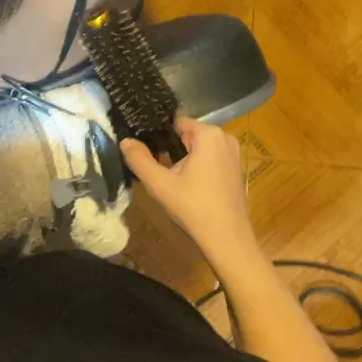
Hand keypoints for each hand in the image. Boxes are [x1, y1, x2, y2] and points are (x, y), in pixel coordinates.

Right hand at [119, 117, 261, 264]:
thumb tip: (125, 141)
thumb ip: (139, 160)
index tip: (144, 149)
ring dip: (183, 159)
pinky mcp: (236, 168)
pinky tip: (187, 186)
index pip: (175, 123)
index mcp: (209, 135)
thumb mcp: (160, 184)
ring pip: (199, 148)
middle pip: (187, 135)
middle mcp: (225, 138)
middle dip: (170, 148)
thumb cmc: (194, 208)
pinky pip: (210, 159)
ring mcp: (234, 154)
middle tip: (155, 169)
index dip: (157, 135)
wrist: (228, 238)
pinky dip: (197, 167)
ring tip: (168, 178)